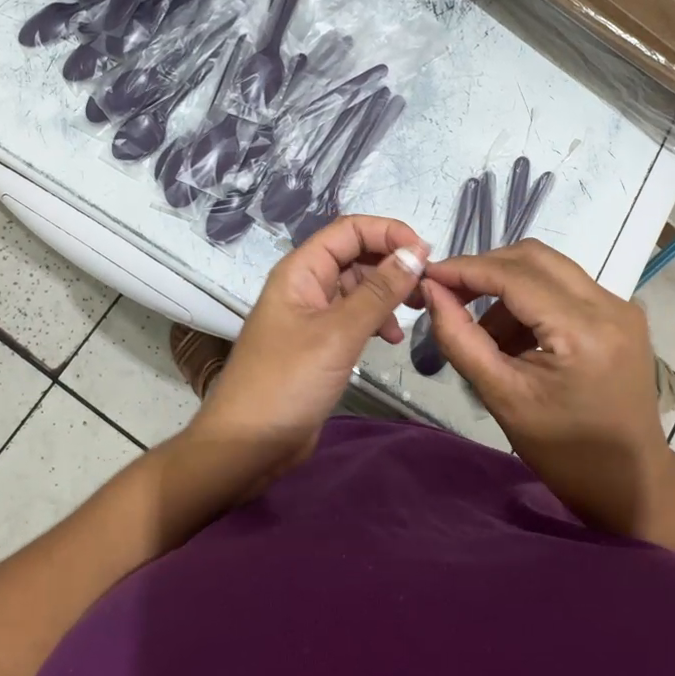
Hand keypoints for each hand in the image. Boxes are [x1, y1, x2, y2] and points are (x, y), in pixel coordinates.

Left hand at [187, 215, 427, 484]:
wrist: (247, 445)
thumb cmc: (287, 382)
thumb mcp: (339, 334)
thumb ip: (379, 291)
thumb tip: (415, 251)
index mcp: (300, 271)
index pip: (349, 230)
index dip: (388, 233)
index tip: (426, 254)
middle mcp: (304, 286)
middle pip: (355, 255)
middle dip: (392, 264)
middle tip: (426, 288)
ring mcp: (310, 316)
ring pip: (357, 287)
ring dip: (387, 294)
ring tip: (414, 314)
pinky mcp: (317, 345)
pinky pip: (353, 317)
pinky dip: (375, 321)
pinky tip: (391, 339)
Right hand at [422, 240, 672, 538]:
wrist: (629, 482)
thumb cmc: (563, 451)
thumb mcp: (502, 397)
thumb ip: (461, 338)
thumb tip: (431, 290)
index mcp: (583, 331)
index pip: (514, 276)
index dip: (465, 269)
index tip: (427, 275)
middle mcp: (609, 305)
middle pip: (533, 257)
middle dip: (485, 269)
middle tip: (449, 294)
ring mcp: (620, 306)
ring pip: (549, 267)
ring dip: (507, 285)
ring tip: (484, 332)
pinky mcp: (622, 314)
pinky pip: (566, 286)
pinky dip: (531, 298)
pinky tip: (515, 337)